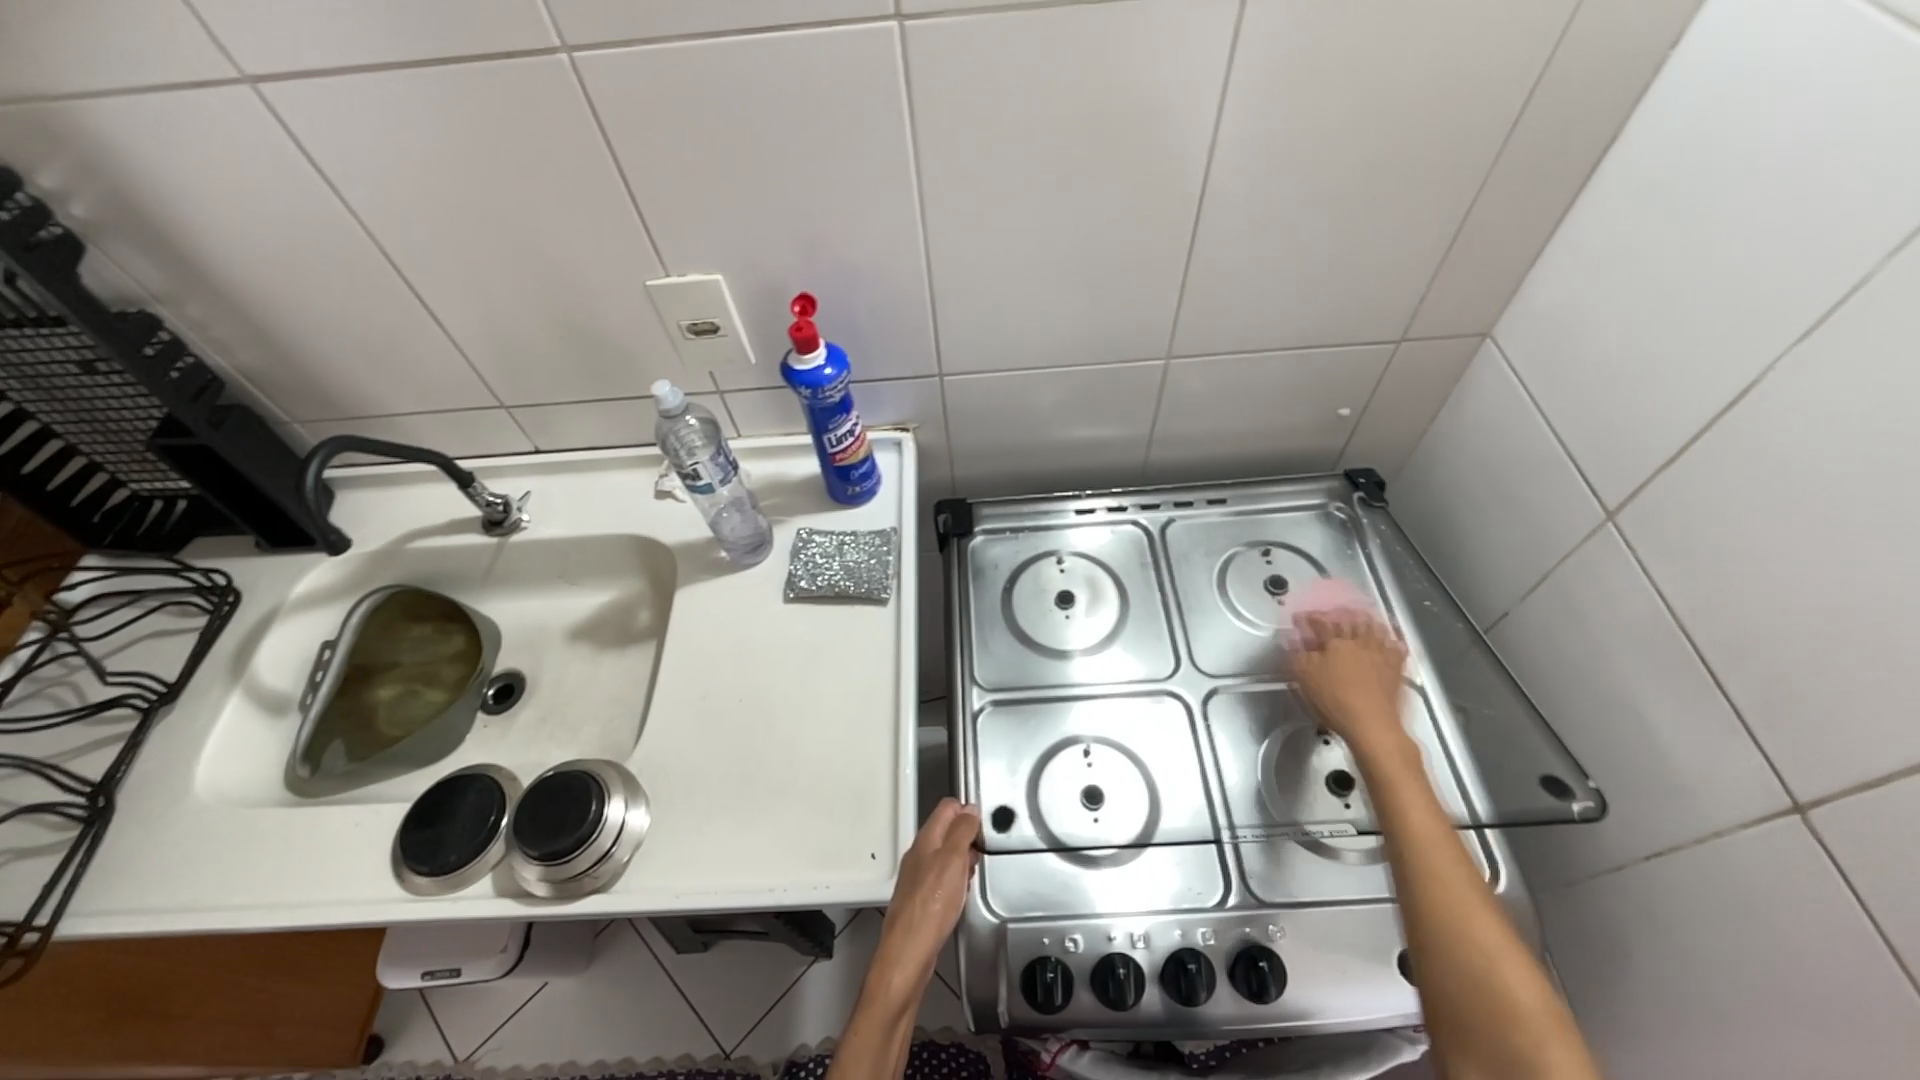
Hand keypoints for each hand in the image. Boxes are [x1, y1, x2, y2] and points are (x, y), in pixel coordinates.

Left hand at [875, 799, 979, 995]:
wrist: (909, 949)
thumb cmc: (932, 904)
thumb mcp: (953, 860)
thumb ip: (962, 831)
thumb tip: (969, 808)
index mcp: (925, 839)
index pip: (946, 808)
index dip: (967, 810)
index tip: (985, 825)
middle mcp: (918, 854)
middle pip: (945, 830)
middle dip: (967, 836)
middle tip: (981, 851)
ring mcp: (917, 876)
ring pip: (944, 855)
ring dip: (962, 859)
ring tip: (973, 872)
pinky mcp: (920, 897)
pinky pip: (941, 877)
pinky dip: (955, 879)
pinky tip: (962, 892)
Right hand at [1290, 609, 1408, 752]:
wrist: (1372, 724)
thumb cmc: (1333, 700)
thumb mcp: (1304, 678)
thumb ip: (1297, 655)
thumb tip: (1292, 637)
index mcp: (1334, 643)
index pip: (1320, 623)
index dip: (1310, 618)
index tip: (1301, 617)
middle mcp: (1358, 642)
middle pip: (1350, 620)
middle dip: (1341, 613)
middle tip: (1335, 611)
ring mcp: (1380, 653)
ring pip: (1374, 629)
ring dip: (1367, 621)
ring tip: (1362, 617)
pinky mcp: (1396, 667)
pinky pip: (1396, 646)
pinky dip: (1393, 639)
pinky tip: (1391, 639)